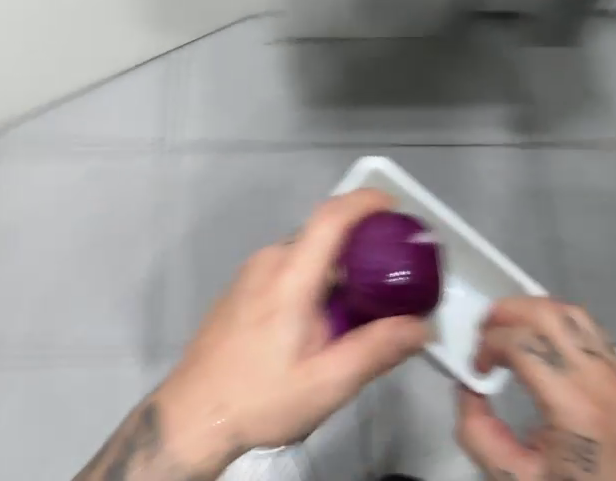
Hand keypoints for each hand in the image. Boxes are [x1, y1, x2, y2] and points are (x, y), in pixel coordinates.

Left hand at [124, 190, 431, 477]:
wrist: (194, 413)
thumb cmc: (260, 397)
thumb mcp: (327, 384)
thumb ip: (376, 350)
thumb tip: (421, 327)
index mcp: (291, 277)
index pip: (330, 218)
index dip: (363, 202)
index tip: (393, 206)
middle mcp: (270, 261)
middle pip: (323, 236)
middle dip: (361, 246)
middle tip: (394, 275)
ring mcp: (252, 271)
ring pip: (307, 254)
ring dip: (338, 268)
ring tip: (364, 306)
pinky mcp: (244, 285)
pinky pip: (290, 267)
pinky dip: (316, 278)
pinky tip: (325, 318)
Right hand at [455, 297, 615, 480]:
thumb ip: (481, 436)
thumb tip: (468, 392)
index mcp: (574, 404)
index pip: (520, 341)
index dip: (487, 345)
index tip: (476, 370)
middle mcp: (601, 377)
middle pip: (547, 313)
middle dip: (507, 313)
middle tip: (484, 336)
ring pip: (572, 314)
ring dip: (534, 313)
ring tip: (511, 334)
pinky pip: (590, 332)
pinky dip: (559, 325)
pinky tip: (544, 350)